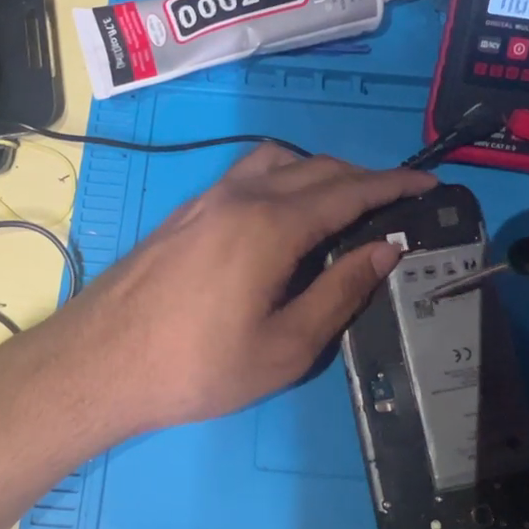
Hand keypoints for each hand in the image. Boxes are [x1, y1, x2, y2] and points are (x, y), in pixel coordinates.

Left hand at [39, 146, 434, 433]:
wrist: (99, 363)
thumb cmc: (198, 366)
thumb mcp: (285, 346)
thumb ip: (339, 292)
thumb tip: (385, 249)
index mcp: (271, 224)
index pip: (349, 190)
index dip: (395, 185)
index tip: (429, 185)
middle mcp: (241, 194)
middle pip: (316, 168)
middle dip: (362, 179)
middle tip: (394, 204)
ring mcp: (206, 198)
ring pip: (277, 161)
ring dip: (318, 173)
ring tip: (341, 208)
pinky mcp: (184, 212)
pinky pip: (247, 175)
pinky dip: (282, 180)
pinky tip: (284, 217)